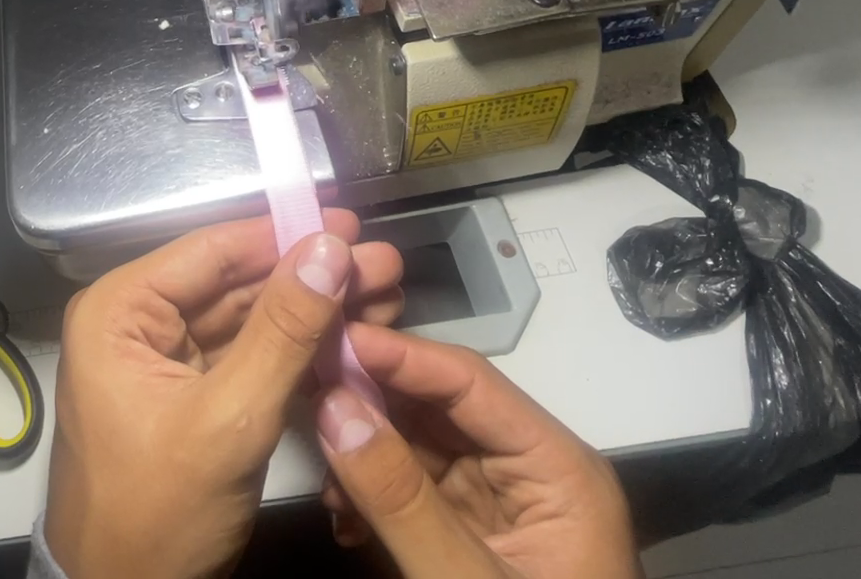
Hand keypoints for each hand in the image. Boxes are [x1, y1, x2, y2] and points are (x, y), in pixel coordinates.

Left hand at [45, 210, 403, 578]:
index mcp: (122, 310)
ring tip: (379, 291)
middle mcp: (138, 321)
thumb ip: (282, 332)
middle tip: (380, 261)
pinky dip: (296, 349)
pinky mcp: (191, 391)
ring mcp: (166, 357)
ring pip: (248, 317)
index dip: (282, 232)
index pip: (212, 252)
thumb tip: (327, 249)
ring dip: (310, 309)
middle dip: (308, 274)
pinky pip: (247, 355)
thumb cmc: (156, 515)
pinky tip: (346, 334)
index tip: (347, 222)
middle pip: (235, 282)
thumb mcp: (227, 419)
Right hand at [316, 324, 639, 578]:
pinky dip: (371, 489)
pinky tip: (343, 514)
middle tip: (303, 384)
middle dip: (369, 398)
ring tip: (318, 460)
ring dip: (363, 446)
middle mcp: (529, 466)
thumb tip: (332, 403)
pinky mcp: (469, 524)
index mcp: (557, 468)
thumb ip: (400, 497)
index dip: (397, 353)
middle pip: (438, 402)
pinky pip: (410, 481)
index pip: (469, 381)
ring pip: (415, 437)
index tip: (328, 335)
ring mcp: (497, 496)